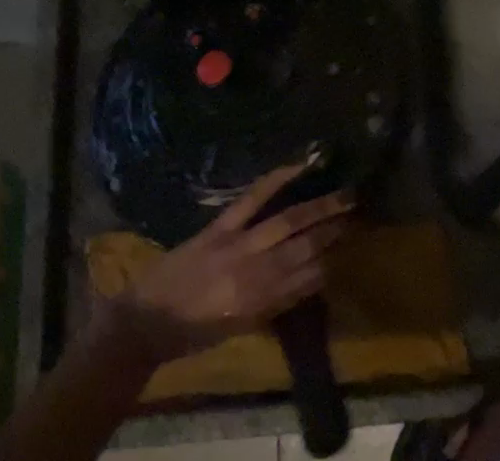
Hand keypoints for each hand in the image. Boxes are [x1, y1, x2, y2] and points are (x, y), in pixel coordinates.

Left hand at [111, 164, 352, 359]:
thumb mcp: (238, 328)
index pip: (308, 280)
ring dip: (320, 208)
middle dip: (333, 232)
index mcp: (262, 303)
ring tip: (345, 195)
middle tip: (357, 216)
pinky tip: (300, 166)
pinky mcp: (219, 228)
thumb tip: (307, 279)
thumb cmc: (190, 334)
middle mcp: (256, 273)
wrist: (141, 323)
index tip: (348, 251)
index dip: (330, 264)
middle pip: (305, 249)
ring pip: (288, 222)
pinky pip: (253, 198)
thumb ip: (273, 304)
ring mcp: (237, 246)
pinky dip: (277, 179)